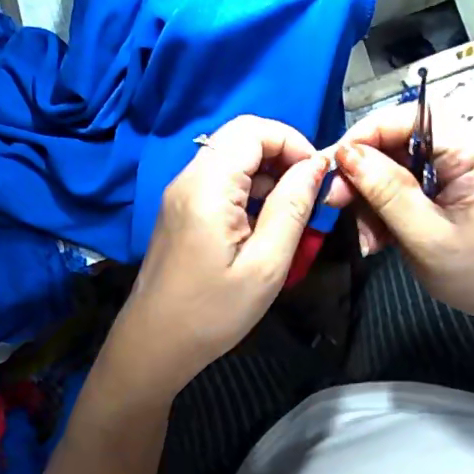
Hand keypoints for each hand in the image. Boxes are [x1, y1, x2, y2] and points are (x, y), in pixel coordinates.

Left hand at [110, 116, 330, 381]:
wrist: (156, 344)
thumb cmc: (214, 312)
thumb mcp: (267, 265)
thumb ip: (293, 207)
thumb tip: (316, 165)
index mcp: (207, 187)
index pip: (253, 129)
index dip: (292, 141)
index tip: (317, 175)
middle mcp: (188, 178)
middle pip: (240, 136)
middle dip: (282, 152)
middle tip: (309, 189)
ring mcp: (181, 192)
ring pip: (231, 155)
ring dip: (268, 169)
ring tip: (295, 205)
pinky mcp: (181, 208)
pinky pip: (220, 178)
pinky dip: (250, 185)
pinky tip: (267, 216)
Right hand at [326, 106, 473, 343]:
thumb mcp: (430, 238)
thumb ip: (387, 193)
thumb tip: (345, 153)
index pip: (412, 117)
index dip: (366, 134)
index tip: (331, 164)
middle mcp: (471, 148)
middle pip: (401, 142)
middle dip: (366, 174)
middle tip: (336, 204)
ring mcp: (462, 169)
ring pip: (399, 166)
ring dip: (374, 200)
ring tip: (367, 240)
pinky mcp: (453, 189)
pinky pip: (409, 187)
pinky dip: (388, 211)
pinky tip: (379, 239)